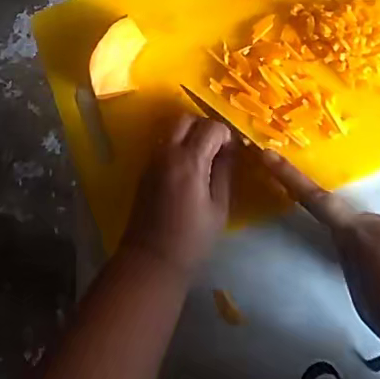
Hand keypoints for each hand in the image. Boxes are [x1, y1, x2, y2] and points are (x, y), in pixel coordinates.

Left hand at [120, 114, 235, 274]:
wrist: (151, 259)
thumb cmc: (192, 239)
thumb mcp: (218, 208)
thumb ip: (224, 173)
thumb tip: (230, 150)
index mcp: (189, 161)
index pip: (210, 127)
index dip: (225, 134)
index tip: (233, 151)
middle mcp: (168, 152)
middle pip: (187, 119)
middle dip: (205, 127)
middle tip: (219, 147)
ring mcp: (153, 158)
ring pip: (173, 128)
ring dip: (190, 133)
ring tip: (205, 157)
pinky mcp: (146, 167)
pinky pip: (165, 143)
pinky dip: (179, 144)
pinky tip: (189, 167)